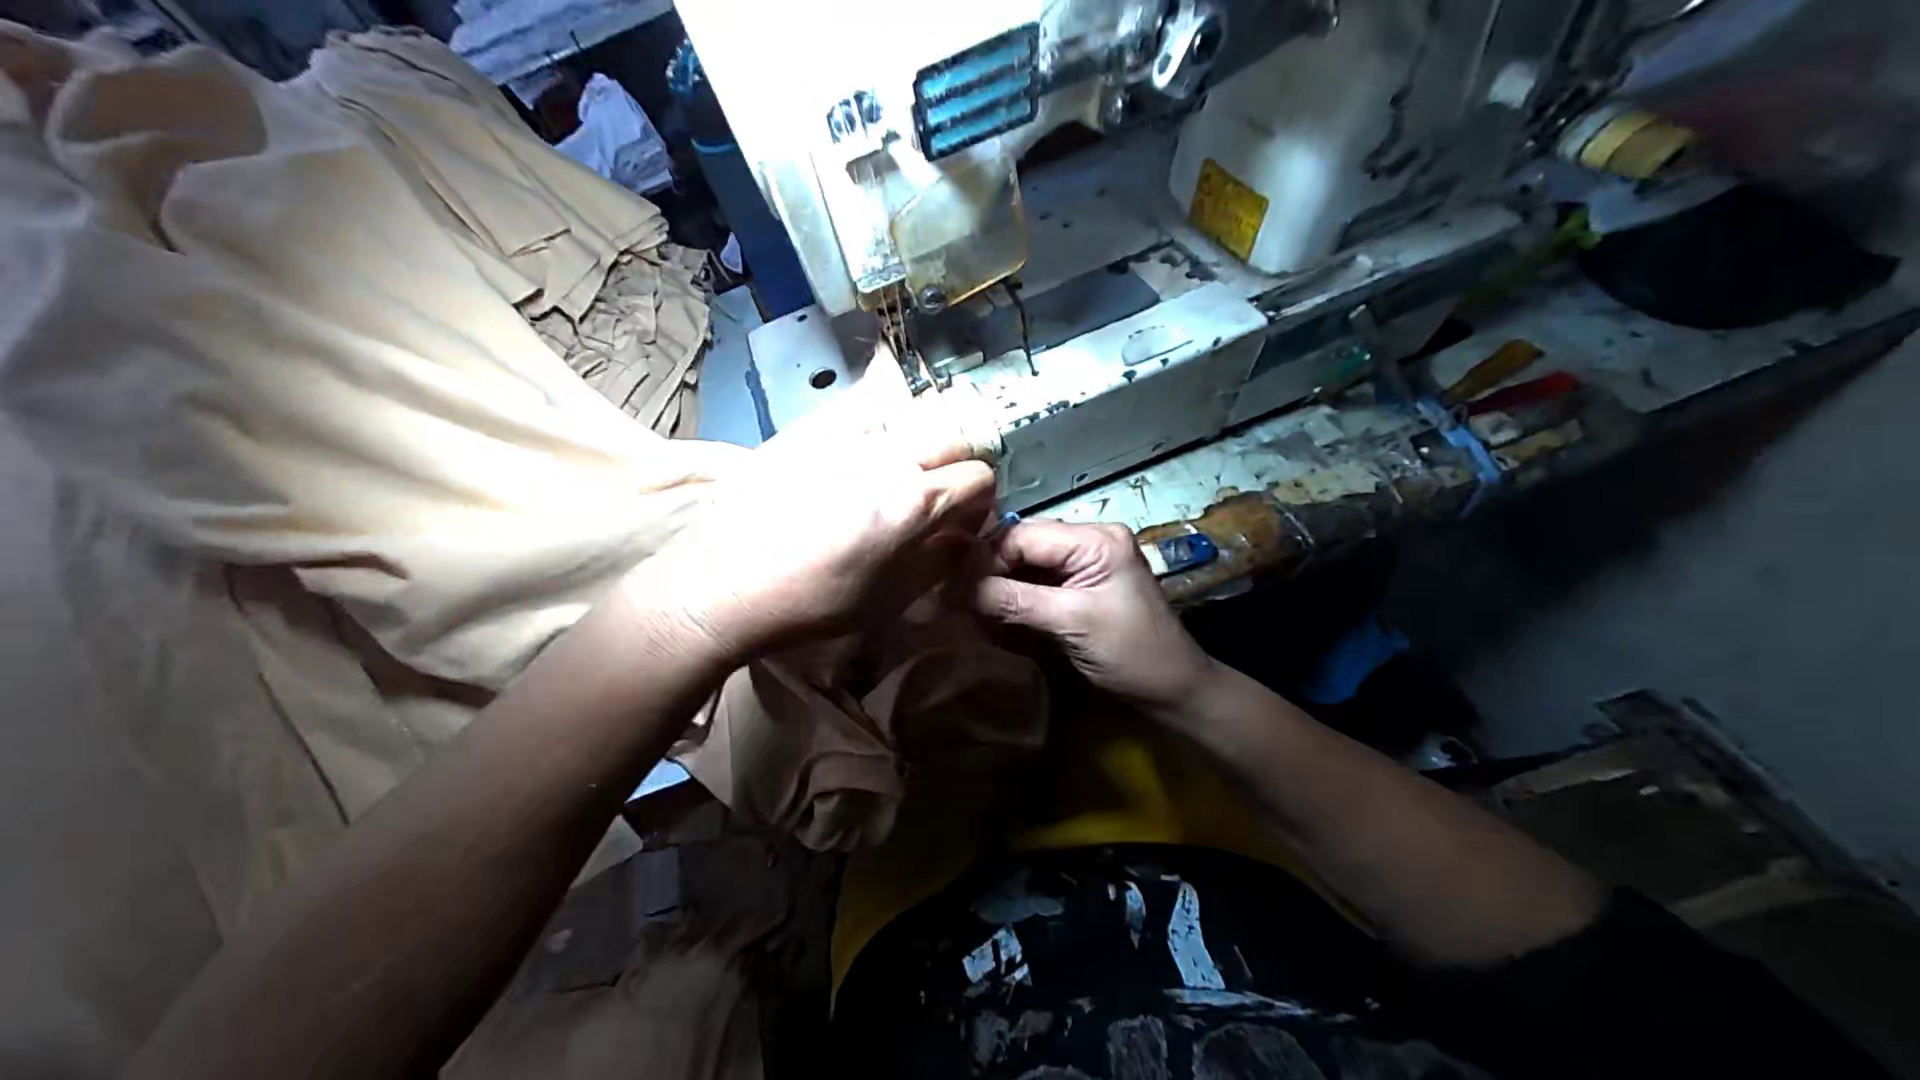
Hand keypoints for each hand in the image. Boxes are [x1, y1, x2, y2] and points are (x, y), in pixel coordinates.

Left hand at [632, 412, 996, 664]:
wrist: (722, 585)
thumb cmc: (809, 603)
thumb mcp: (888, 599)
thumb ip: (938, 561)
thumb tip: (963, 537)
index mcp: (913, 502)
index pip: (979, 477)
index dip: (979, 501)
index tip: (962, 521)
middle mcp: (888, 456)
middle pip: (955, 433)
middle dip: (960, 462)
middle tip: (938, 494)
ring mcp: (846, 435)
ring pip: (911, 414)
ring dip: (921, 441)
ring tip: (898, 473)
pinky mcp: (809, 428)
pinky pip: (862, 409)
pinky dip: (879, 425)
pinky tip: (860, 456)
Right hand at [973, 520, 1214, 716]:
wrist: (1174, 689)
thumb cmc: (1132, 654)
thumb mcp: (1072, 623)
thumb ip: (1014, 600)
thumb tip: (958, 586)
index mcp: (1096, 539)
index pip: (1023, 534)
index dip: (987, 558)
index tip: (956, 587)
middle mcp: (1090, 539)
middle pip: (1023, 543)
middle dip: (991, 568)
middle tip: (958, 595)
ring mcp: (1086, 562)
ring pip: (1026, 561)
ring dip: (1000, 582)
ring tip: (971, 603)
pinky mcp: (1081, 584)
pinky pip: (1037, 578)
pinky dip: (1015, 593)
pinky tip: (995, 608)